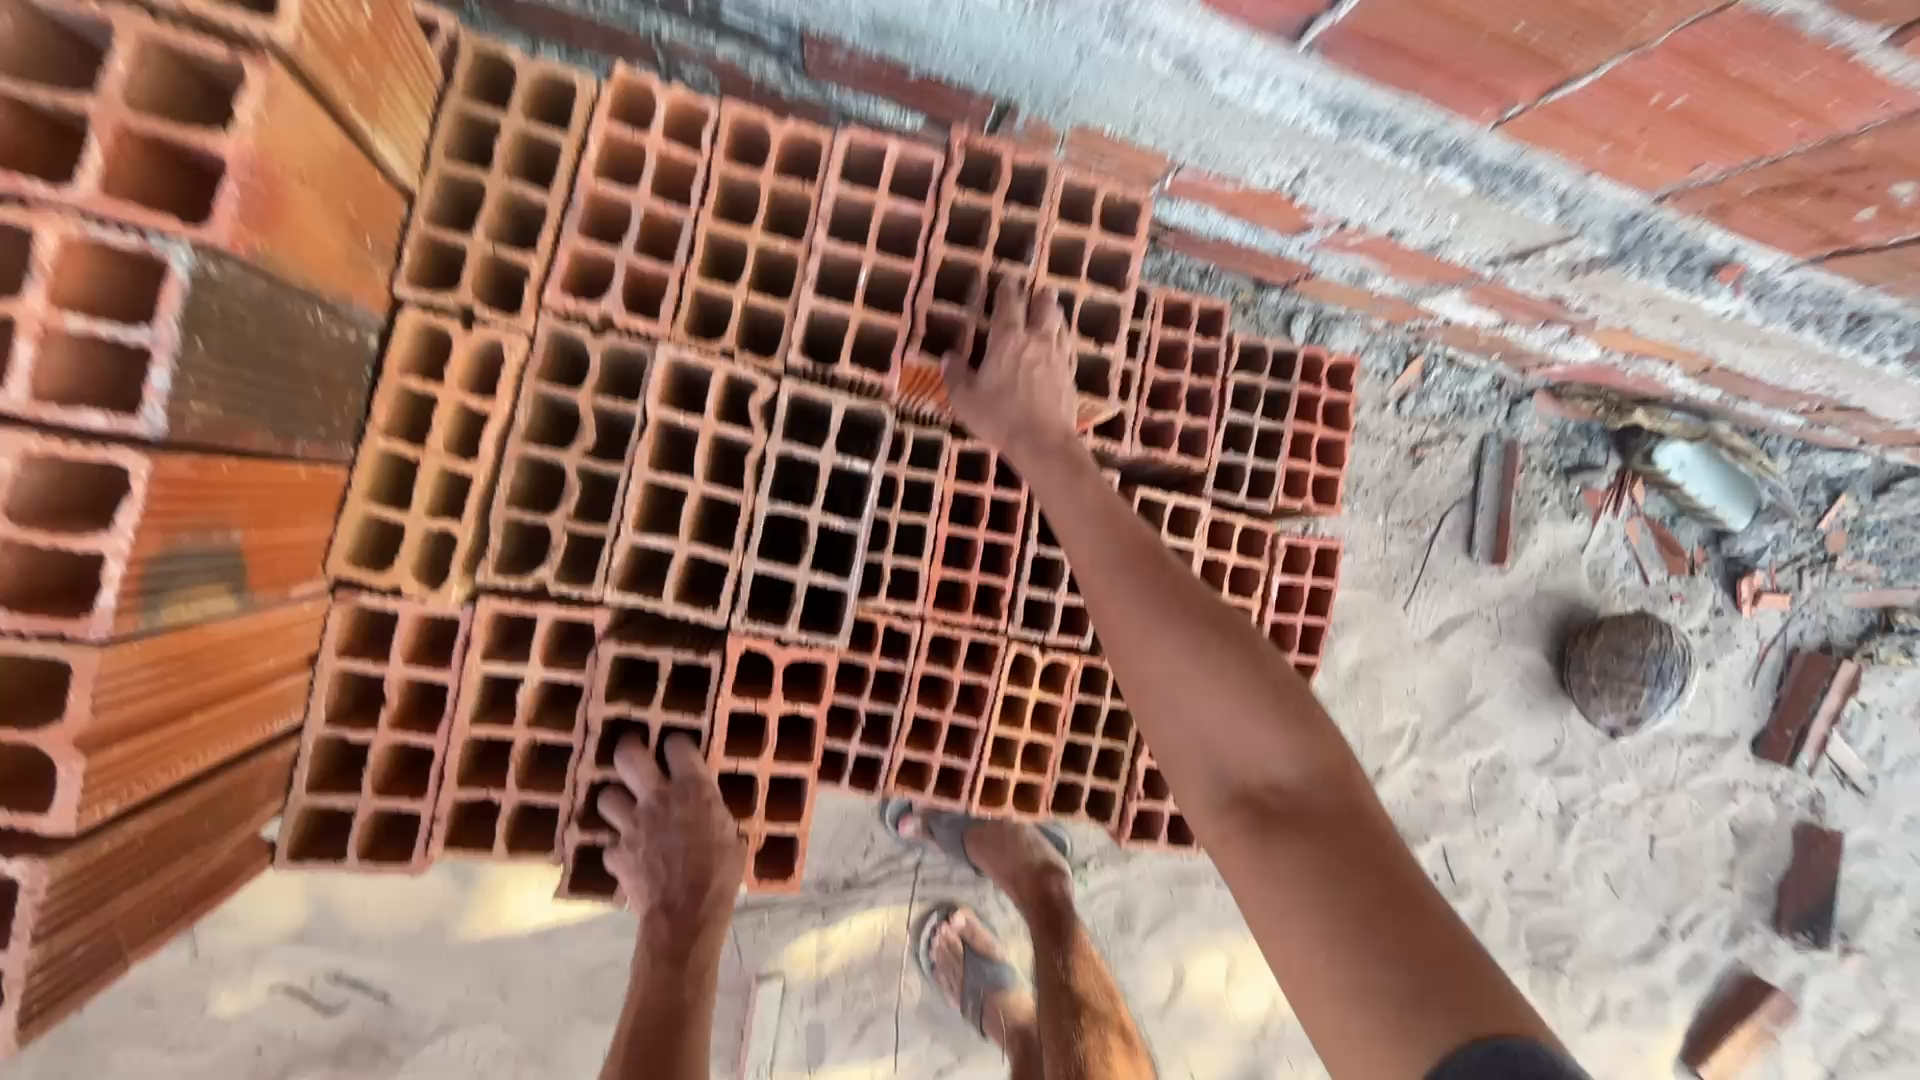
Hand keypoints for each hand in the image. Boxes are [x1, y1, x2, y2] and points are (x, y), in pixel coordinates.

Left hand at [596, 735, 745, 957]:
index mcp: (692, 789)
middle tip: (635, 754)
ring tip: (627, 808)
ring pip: (607, 796)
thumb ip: (714, 813)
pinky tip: (629, 854)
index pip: (676, 745)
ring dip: (617, 800)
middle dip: (629, 750)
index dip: (675, 744)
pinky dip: (618, 846)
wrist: (686, 915)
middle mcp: (657, 798)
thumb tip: (709, 809)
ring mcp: (631, 824)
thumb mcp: (731, 835)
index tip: (677, 750)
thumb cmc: (721, 874)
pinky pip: (609, 842)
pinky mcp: (615, 853)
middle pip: (628, 755)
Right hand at [941, 278, 1079, 465]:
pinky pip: (1067, 350)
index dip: (1007, 289)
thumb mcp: (965, 399)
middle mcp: (1036, 341)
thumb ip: (955, 375)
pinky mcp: (1070, 376)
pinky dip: (1063, 342)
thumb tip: (947, 357)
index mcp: (1007, 340)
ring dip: (1055, 315)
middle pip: (1043, 308)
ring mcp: (1057, 357)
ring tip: (1053, 311)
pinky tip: (1062, 347)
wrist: (1042, 441)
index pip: (1008, 304)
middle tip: (1040, 289)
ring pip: (1059, 326)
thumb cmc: (999, 417)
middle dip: (1040, 296)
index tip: (1008, 279)